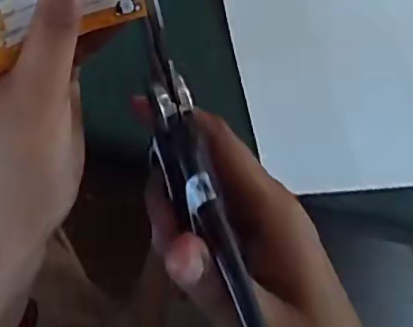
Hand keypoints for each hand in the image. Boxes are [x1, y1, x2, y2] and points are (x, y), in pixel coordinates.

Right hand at [145, 110, 358, 326]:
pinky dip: (191, 237)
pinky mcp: (259, 249)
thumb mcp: (262, 317)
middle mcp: (267, 204)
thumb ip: (217, 284)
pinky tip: (187, 270)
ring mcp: (263, 226)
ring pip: (205, 198)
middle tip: (158, 233)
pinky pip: (215, 224)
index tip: (139, 107)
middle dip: (171, 187)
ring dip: (178, 219)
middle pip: (206, 168)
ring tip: (172, 262)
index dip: (179, 118)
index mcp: (273, 205)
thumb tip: (173, 246)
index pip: (220, 140)